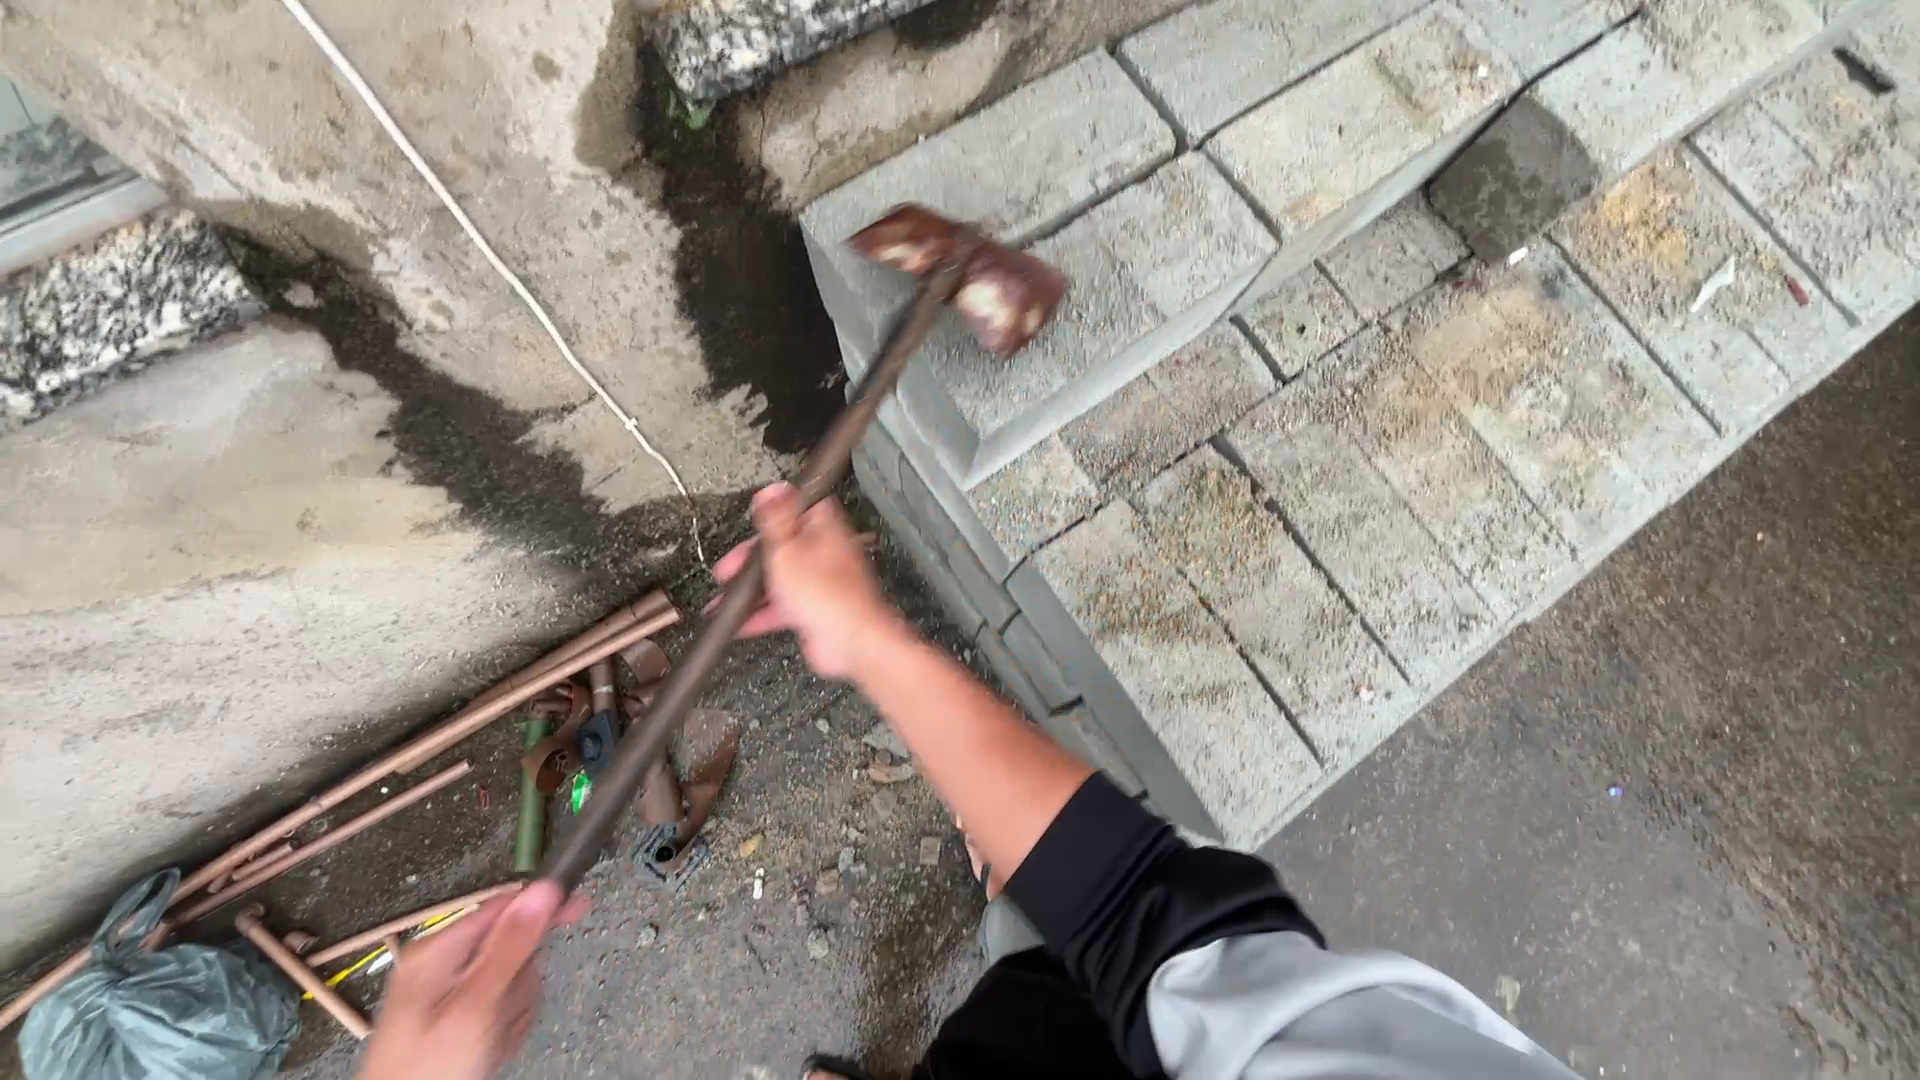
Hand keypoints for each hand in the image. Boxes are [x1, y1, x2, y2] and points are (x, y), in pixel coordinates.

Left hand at [356, 882, 586, 1079]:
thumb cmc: (431, 1071)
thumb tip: (544, 889)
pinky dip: (506, 1024)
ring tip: (493, 1038)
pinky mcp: (461, 1015)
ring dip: (515, 1007)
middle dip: (522, 980)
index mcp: (438, 950)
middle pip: (514, 945)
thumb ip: (511, 946)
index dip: (543, 907)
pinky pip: (505, 1003)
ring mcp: (452, 991)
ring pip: (514, 976)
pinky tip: (490, 1047)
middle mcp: (444, 963)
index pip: (505, 906)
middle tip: (506, 1012)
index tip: (578, 909)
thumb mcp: (476, 1006)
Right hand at [712, 483, 905, 677]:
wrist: (850, 641)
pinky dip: (761, 613)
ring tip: (727, 596)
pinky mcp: (817, 610)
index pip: (801, 509)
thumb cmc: (828, 595)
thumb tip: (773, 489)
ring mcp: (822, 584)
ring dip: (753, 588)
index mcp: (824, 532)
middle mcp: (826, 555)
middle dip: (754, 556)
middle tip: (732, 565)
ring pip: (783, 579)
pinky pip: (784, 607)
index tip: (757, 518)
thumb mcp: (789, 550)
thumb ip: (778, 520)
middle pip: (786, 546)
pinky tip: (741, 621)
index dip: (776, 511)